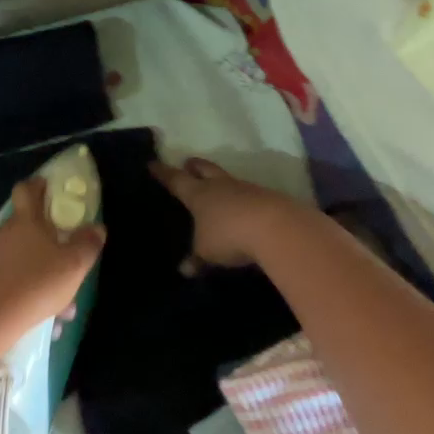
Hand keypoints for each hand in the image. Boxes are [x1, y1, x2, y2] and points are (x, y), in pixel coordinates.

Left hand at [0, 178, 104, 331]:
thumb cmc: (36, 282)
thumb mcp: (73, 264)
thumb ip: (86, 244)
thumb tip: (96, 227)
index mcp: (26, 221)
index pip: (26, 190)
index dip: (38, 184)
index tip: (50, 186)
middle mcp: (6, 233)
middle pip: (30, 228)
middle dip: (52, 243)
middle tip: (71, 257)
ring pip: (28, 260)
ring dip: (48, 277)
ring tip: (66, 308)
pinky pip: (18, 280)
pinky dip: (34, 294)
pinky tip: (49, 320)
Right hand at [149, 157, 303, 273]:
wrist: (280, 229)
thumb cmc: (229, 236)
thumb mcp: (207, 252)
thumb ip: (196, 259)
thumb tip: (185, 270)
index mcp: (198, 194)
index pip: (175, 179)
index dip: (163, 172)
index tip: (153, 164)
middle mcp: (221, 187)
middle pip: (205, 169)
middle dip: (195, 166)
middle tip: (188, 163)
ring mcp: (248, 190)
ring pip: (229, 180)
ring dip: (222, 183)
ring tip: (218, 189)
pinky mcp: (270, 199)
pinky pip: (252, 195)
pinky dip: (245, 199)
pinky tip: (246, 210)